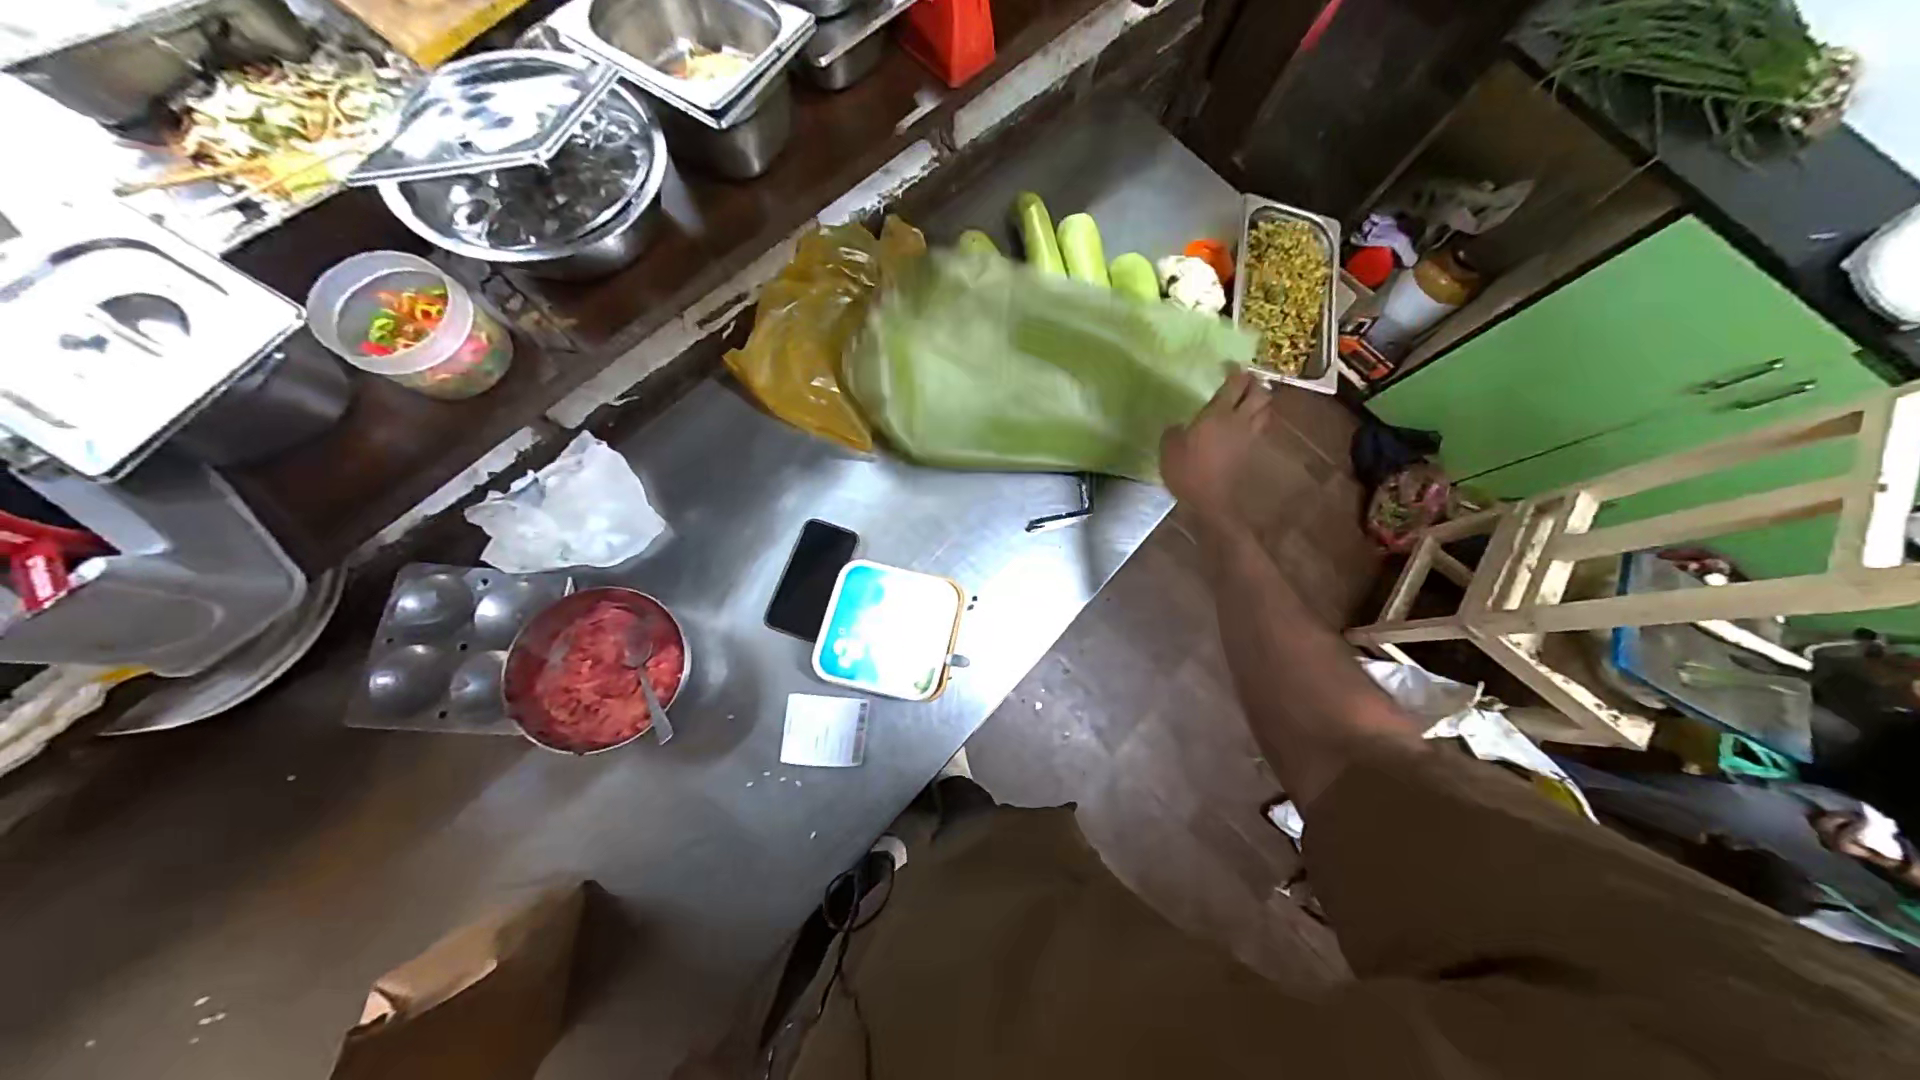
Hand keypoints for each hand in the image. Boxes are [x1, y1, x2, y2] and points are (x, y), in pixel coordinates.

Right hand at [1160, 369, 1270, 531]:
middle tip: (1246, 380)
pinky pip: (1259, 428)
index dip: (1235, 371)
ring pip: (1265, 410)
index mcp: (1217, 414)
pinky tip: (1247, 424)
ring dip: (1261, 401)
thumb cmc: (1187, 472)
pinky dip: (1257, 420)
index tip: (1230, 366)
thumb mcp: (1169, 448)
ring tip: (1252, 399)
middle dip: (1255, 383)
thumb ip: (1174, 432)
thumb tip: (1179, 426)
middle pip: (1259, 393)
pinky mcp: (1252, 452)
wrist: (1211, 503)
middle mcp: (1238, 420)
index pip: (1234, 384)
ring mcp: (1249, 437)